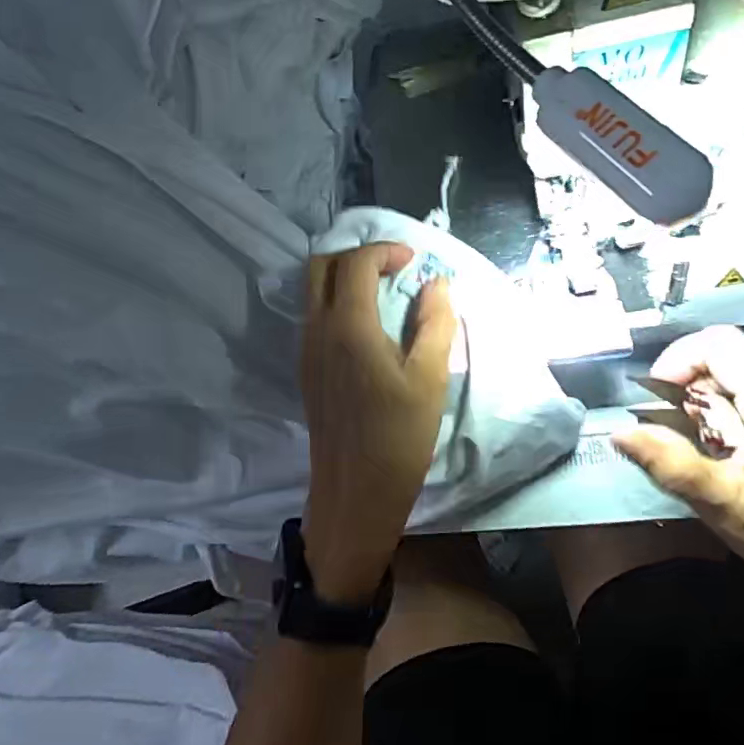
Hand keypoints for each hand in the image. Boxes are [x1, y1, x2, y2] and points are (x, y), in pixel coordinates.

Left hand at [299, 243, 455, 603]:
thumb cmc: (399, 437)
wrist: (356, 494)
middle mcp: (317, 331)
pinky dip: (338, 301)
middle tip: (393, 268)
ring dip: (344, 277)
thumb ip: (436, 322)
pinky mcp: (307, 370)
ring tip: (385, 291)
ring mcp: (306, 351)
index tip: (413, 259)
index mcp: (348, 328)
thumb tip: (437, 283)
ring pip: (313, 291)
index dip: (384, 250)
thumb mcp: (430, 378)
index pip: (355, 263)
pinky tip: (370, 325)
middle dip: (356, 255)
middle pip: (321, 266)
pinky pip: (314, 316)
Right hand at [614, 326, 743, 630]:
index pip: (719, 348)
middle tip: (690, 432)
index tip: (656, 396)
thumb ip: (669, 463)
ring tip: (722, 444)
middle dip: (701, 390)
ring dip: (726, 399)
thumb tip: (621, 433)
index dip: (677, 363)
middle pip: (737, 360)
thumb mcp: (725, 507)